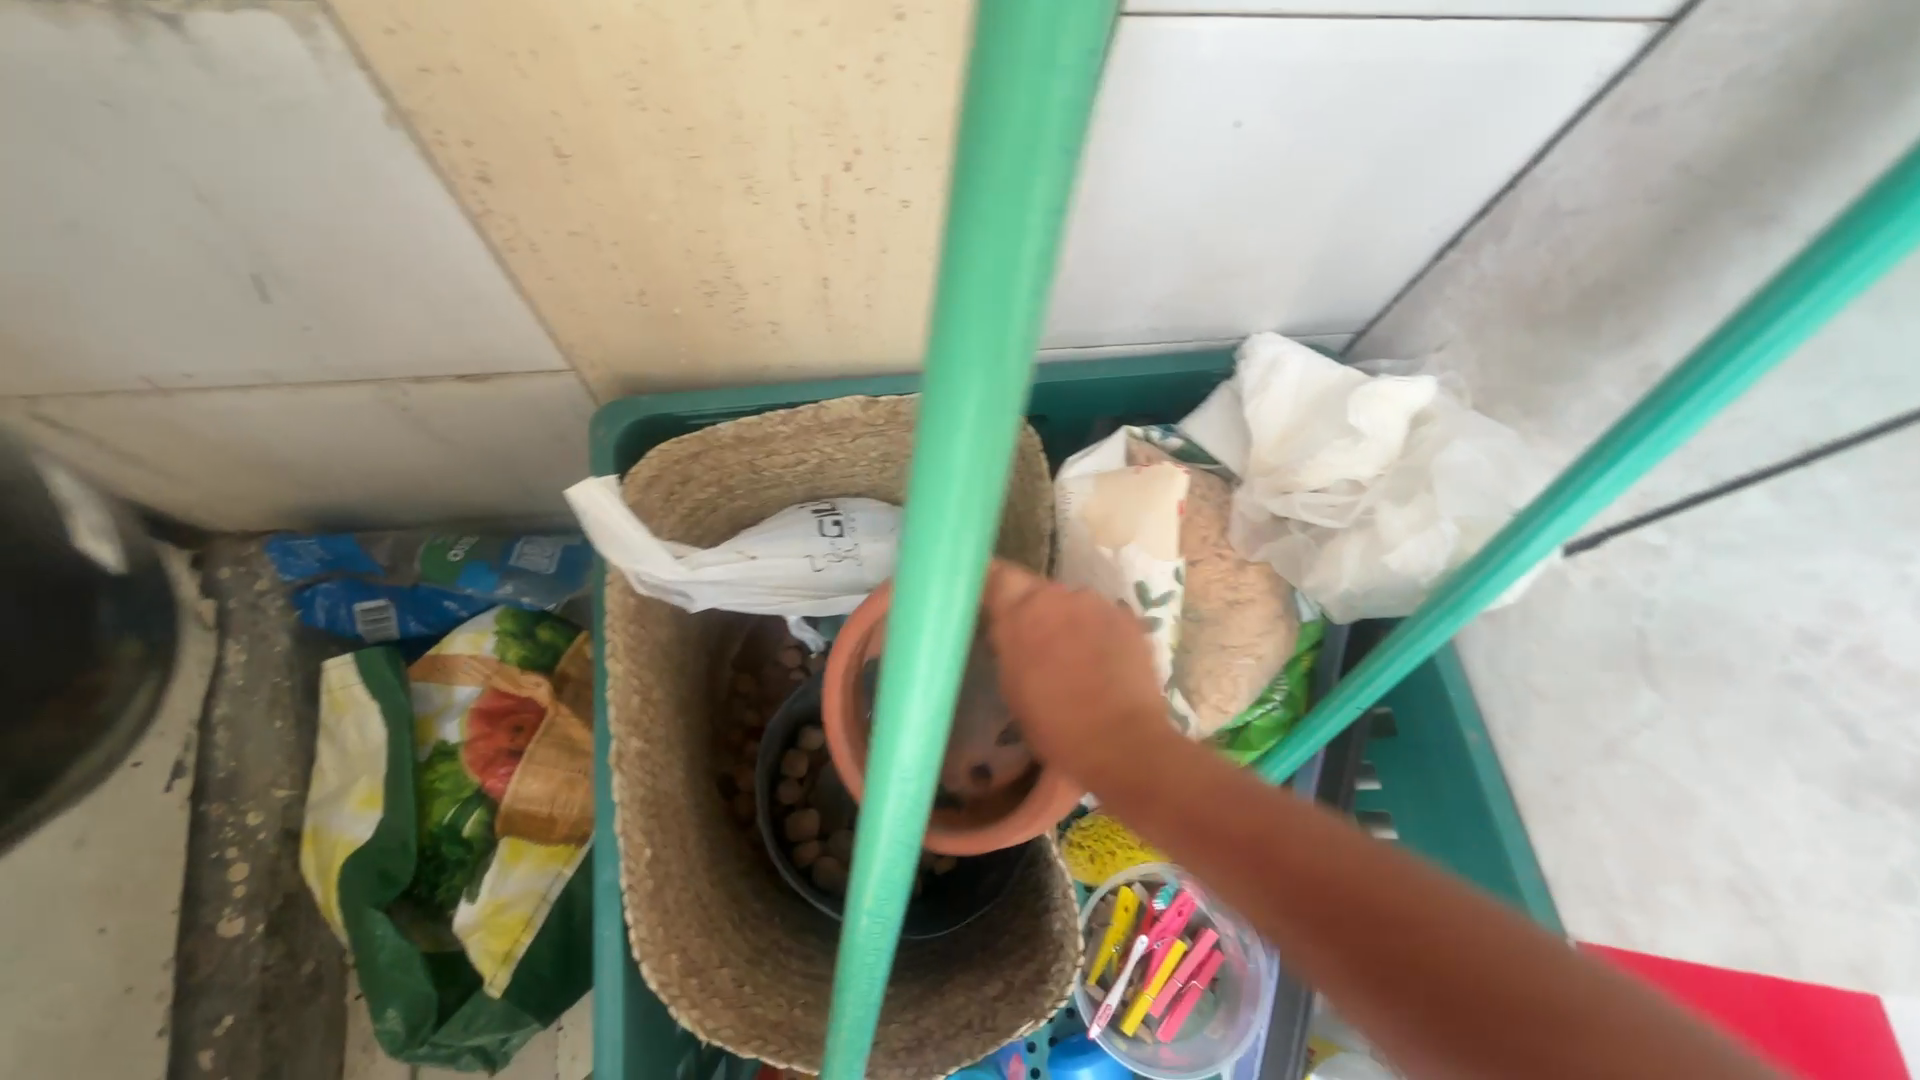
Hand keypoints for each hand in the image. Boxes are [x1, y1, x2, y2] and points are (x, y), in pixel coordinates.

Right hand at [980, 560, 1173, 787]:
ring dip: (1069, 622)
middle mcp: (1059, 596)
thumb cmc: (1053, 724)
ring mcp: (1098, 604)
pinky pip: (1104, 617)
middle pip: (1039, 591)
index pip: (998, 575)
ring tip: (1074, 658)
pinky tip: (1103, 664)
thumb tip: (1008, 629)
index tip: (989, 597)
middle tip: (1033, 642)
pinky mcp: (1129, 619)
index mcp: (1021, 611)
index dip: (993, 583)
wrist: (1120, 741)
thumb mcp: (1012, 685)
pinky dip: (1099, 633)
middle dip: (1035, 611)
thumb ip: (1008, 644)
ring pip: (1074, 604)